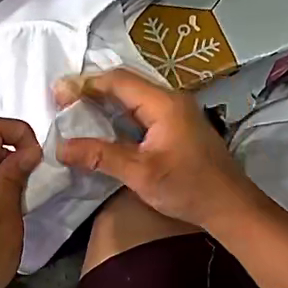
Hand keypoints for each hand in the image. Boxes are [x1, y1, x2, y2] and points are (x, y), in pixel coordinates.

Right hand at [55, 68, 263, 230]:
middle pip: (125, 83)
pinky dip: (117, 111)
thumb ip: (100, 156)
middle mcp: (170, 99)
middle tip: (61, 98)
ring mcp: (175, 111)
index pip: (118, 81)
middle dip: (91, 88)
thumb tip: (61, 148)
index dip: (85, 84)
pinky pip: (140, 108)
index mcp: (164, 104)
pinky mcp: (176, 125)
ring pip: (133, 95)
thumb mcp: (139, 173)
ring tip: (75, 108)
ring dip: (103, 99)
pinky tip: (102, 123)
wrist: (230, 206)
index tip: (58, 95)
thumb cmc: (188, 188)